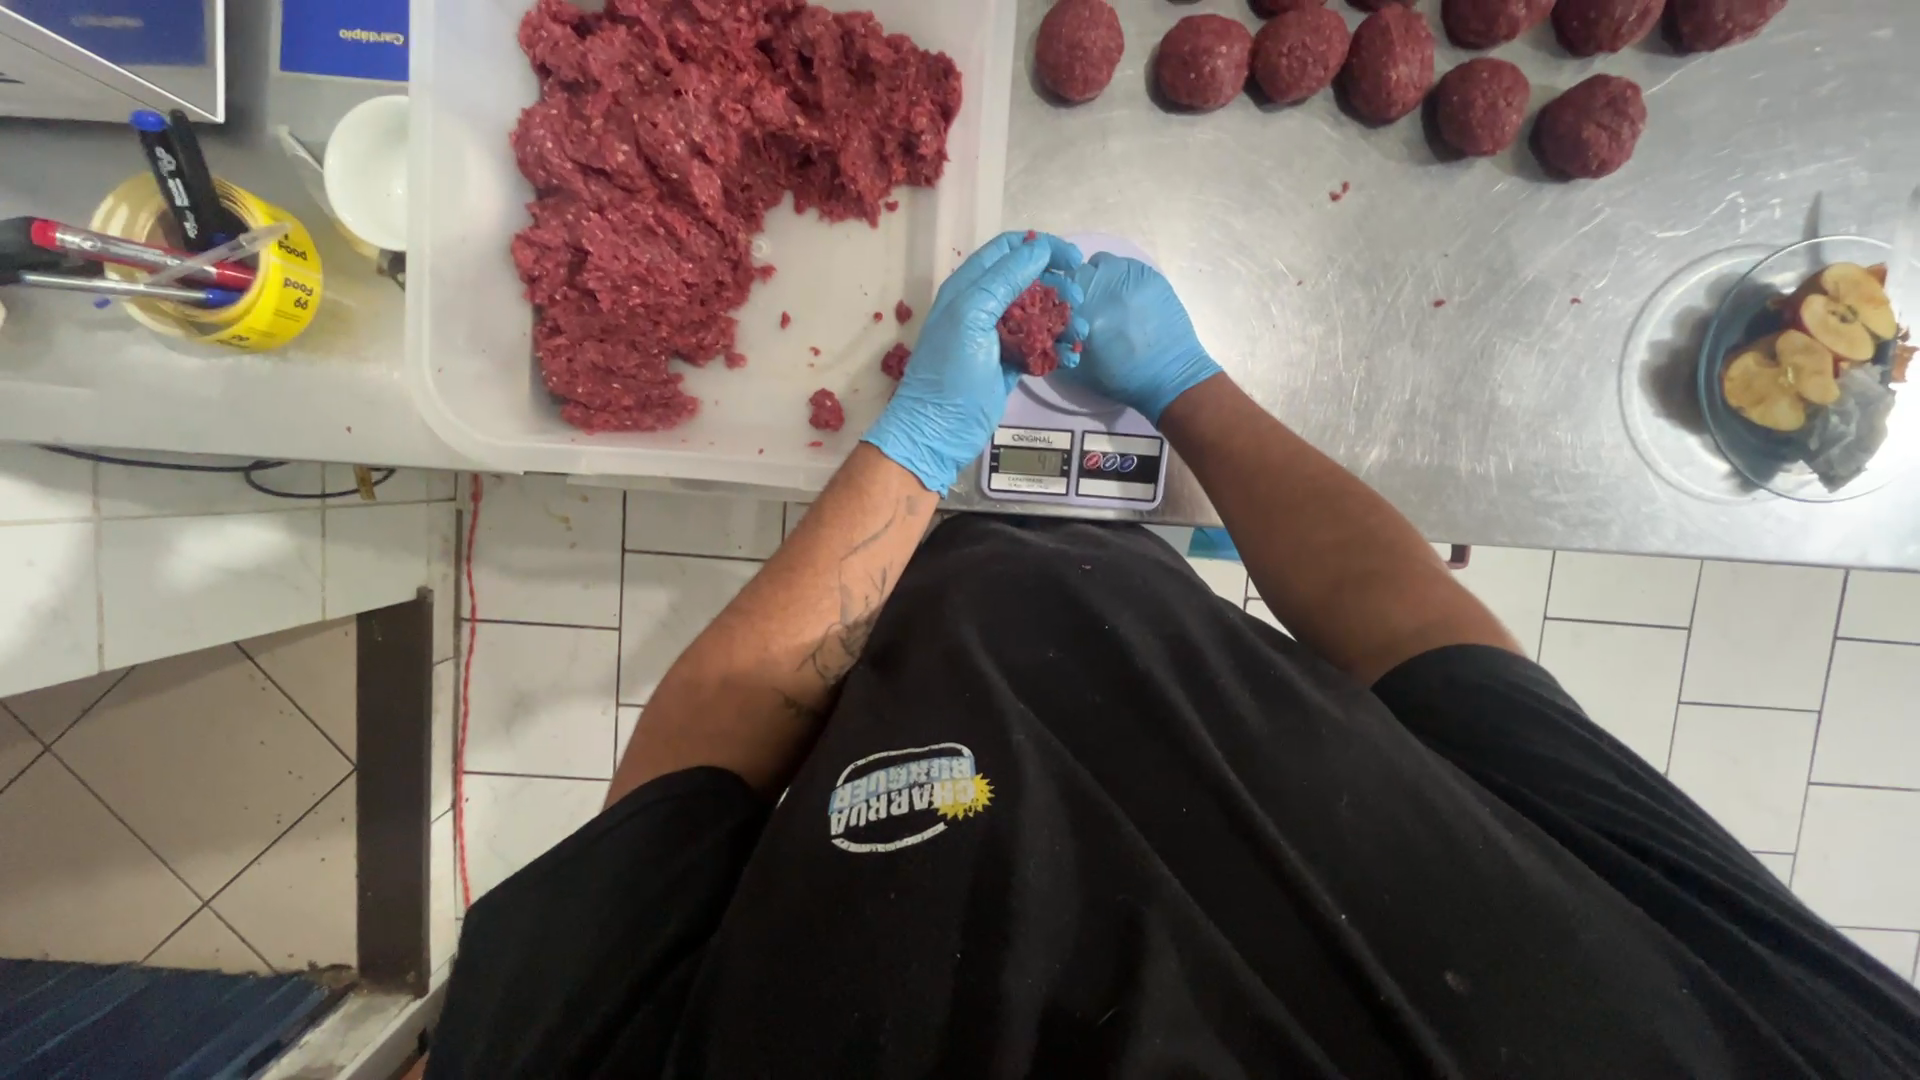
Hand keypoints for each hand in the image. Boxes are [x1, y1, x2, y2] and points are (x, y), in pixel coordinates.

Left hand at [863, 231, 1086, 493]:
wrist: (938, 433)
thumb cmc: (950, 375)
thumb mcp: (972, 317)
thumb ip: (1004, 279)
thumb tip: (1038, 248)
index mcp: (968, 288)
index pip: (1008, 250)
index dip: (1041, 248)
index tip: (1073, 261)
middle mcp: (981, 307)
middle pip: (1028, 281)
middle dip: (1057, 287)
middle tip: (1078, 303)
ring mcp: (996, 337)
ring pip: (1038, 315)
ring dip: (1062, 320)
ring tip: (1079, 335)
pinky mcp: (1008, 365)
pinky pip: (1038, 347)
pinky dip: (1056, 349)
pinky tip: (1071, 357)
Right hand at [1061, 253, 1221, 423]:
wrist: (1166, 375)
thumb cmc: (1118, 377)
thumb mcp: (1076, 367)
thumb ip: (1058, 340)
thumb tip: (1052, 321)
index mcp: (1081, 306)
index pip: (1056, 285)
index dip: (1059, 298)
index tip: (1067, 311)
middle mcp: (1103, 282)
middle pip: (1078, 270)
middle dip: (1081, 287)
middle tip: (1091, 307)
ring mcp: (1128, 274)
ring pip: (1103, 264)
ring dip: (1102, 279)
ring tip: (1111, 302)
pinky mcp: (1150, 274)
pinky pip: (1127, 266)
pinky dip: (1123, 279)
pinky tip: (1130, 300)